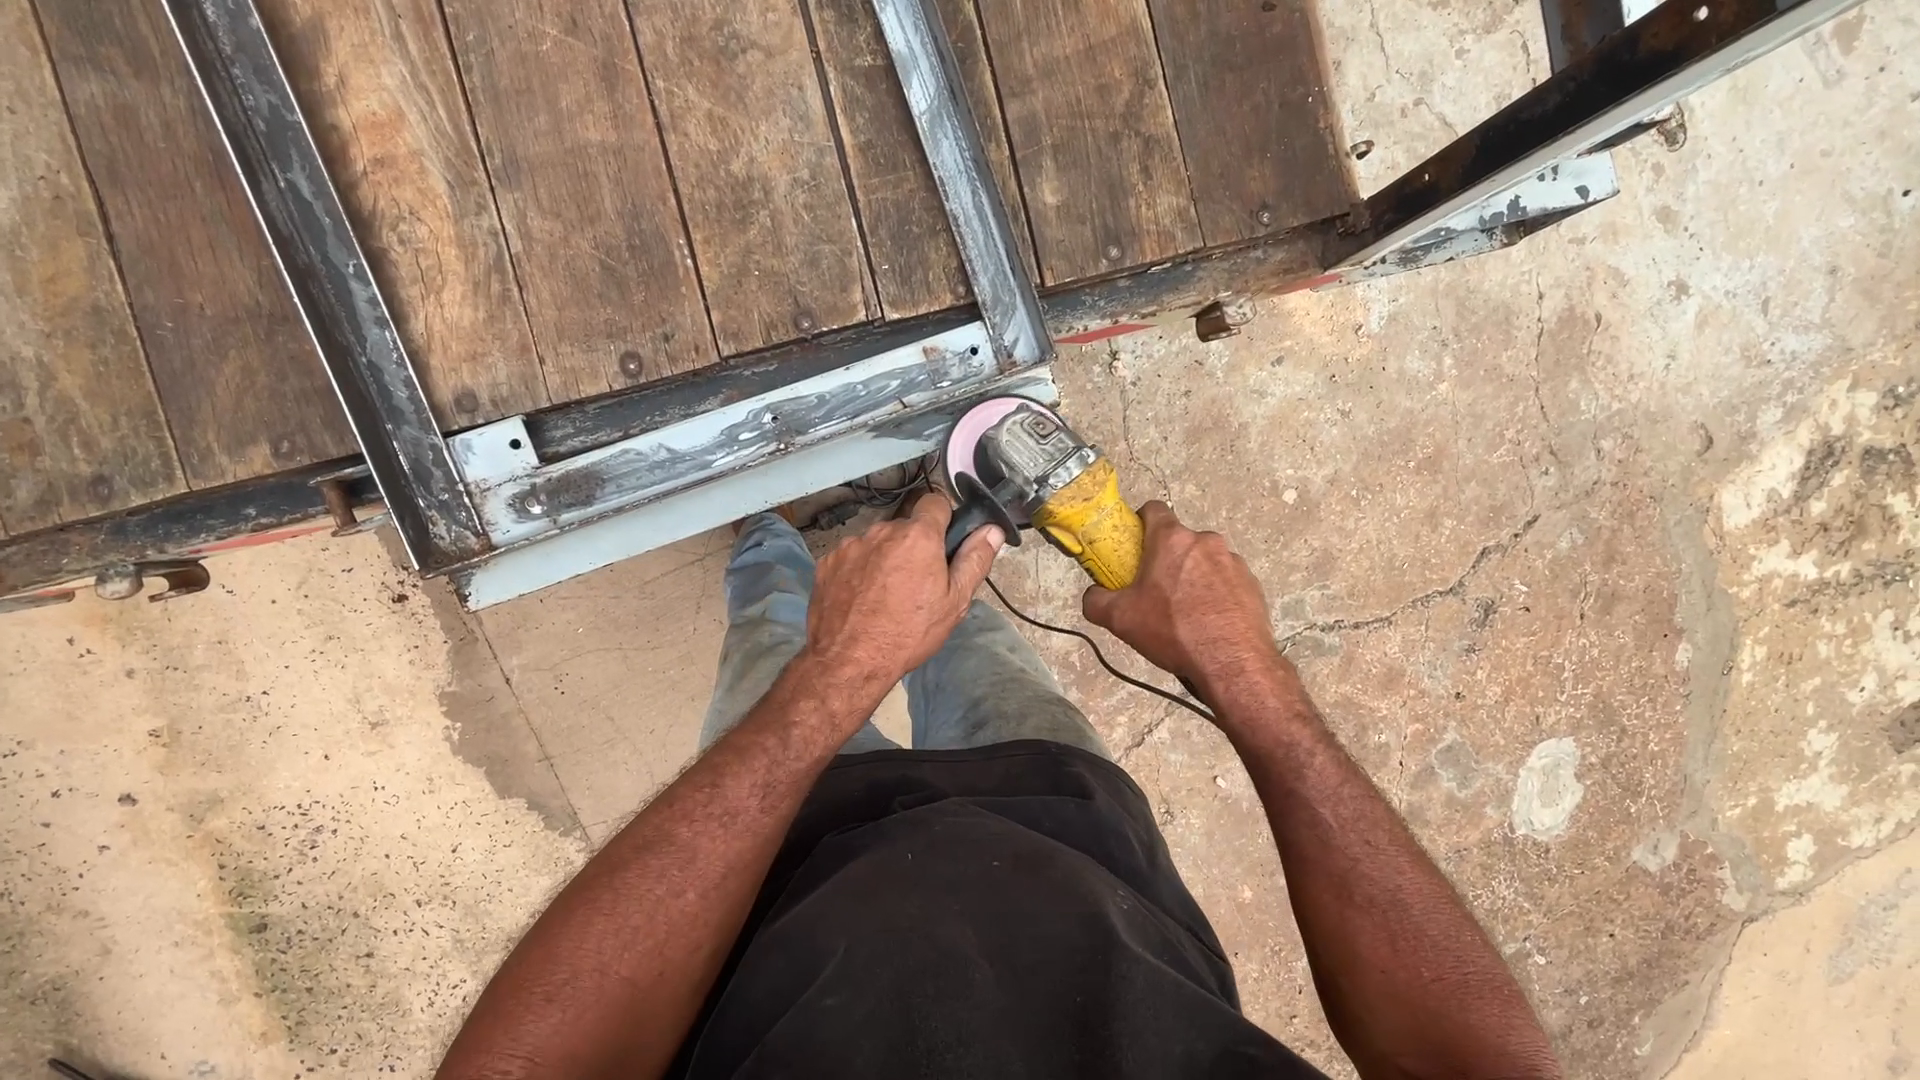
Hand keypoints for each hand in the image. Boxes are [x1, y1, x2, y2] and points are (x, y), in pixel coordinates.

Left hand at [799, 495, 1002, 701]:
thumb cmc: (909, 633)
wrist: (850, 661)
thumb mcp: (955, 602)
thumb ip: (975, 560)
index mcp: (918, 536)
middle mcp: (882, 530)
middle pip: (905, 526)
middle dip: (912, 546)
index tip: (943, 543)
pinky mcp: (828, 561)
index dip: (942, 519)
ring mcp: (851, 544)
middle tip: (917, 582)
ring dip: (885, 557)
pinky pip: (852, 556)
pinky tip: (862, 598)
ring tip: (886, 595)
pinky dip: (859, 570)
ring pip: (877, 542)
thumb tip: (992, 530)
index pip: (935, 502)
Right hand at [1081, 501, 1283, 704]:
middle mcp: (1206, 541)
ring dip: (1193, 578)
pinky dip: (1216, 595)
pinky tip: (1209, 623)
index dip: (1140, 524)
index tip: (1134, 547)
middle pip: (1179, 541)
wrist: (1232, 663)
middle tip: (1155, 592)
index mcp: (1172, 540)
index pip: (1153, 509)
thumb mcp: (1119, 619)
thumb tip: (1093, 597)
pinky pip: (1227, 582)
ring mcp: (1234, 562)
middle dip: (1166, 560)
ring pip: (1204, 562)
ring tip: (1185, 614)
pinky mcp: (1253, 584)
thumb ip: (1096, 601)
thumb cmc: (1173, 631)